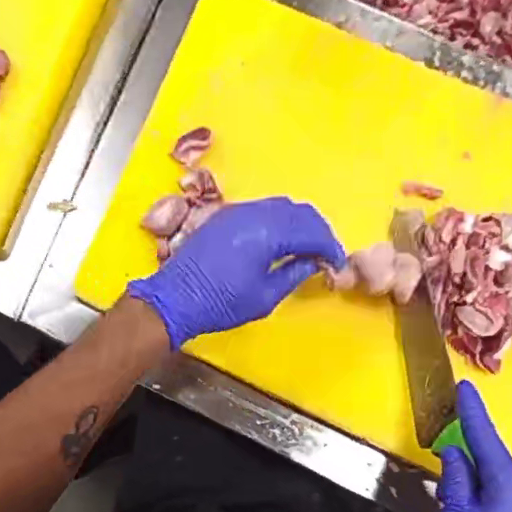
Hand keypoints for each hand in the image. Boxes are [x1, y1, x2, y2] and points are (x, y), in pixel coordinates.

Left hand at [126, 197, 345, 349]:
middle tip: (325, 255)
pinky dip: (278, 223)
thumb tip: (312, 263)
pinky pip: (261, 211)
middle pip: (298, 212)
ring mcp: (237, 211)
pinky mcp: (225, 216)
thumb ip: (292, 275)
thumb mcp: (264, 297)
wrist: (175, 299)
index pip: (311, 230)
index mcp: (268, 231)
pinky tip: (280, 243)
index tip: (337, 263)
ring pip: (280, 207)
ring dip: (298, 225)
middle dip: (317, 232)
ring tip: (305, 249)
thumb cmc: (220, 304)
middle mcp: (254, 212)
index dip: (329, 246)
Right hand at [438, 381, 511, 511]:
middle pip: (492, 466)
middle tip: (449, 502)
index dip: (472, 411)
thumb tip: (456, 453)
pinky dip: (495, 510)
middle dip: (468, 474)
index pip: (485, 436)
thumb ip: (456, 482)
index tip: (465, 387)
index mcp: (508, 480)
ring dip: (480, 496)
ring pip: (502, 487)